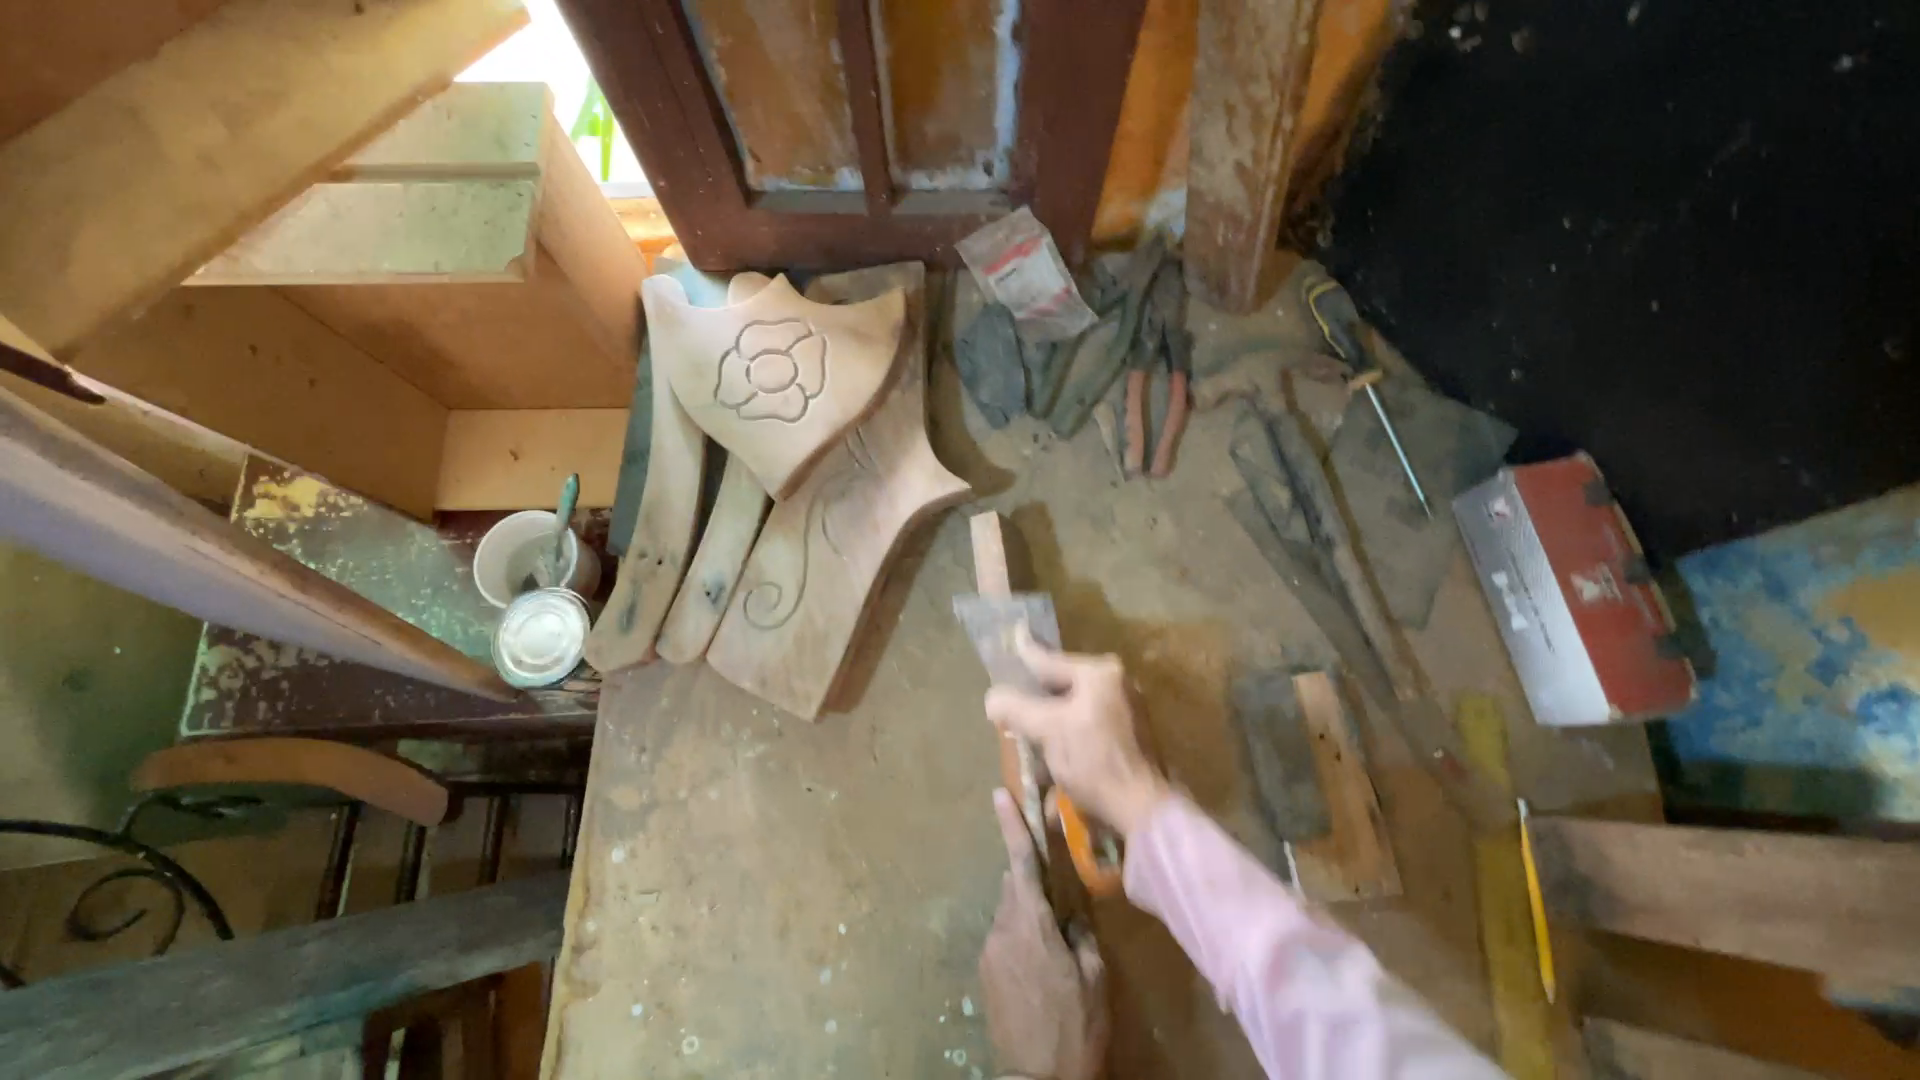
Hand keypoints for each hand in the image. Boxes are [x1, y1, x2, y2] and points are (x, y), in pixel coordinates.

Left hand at [980, 789, 1107, 1079]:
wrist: (1039, 1079)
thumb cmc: (1076, 1025)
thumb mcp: (1094, 977)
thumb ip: (1080, 934)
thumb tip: (1069, 914)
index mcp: (1031, 924)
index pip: (1021, 863)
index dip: (1011, 825)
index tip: (999, 794)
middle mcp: (1002, 930)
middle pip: (1015, 887)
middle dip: (1033, 884)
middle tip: (1058, 904)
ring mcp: (989, 952)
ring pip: (1009, 914)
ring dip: (1028, 917)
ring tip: (1054, 950)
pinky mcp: (984, 972)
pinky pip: (1003, 939)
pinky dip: (1021, 940)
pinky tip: (1041, 971)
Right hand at [984, 628, 1170, 836]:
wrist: (1141, 809)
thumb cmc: (1094, 761)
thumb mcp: (1047, 730)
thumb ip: (1015, 708)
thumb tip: (993, 698)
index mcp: (1101, 673)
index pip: (1051, 660)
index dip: (1026, 652)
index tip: (1014, 634)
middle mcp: (1118, 684)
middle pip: (1063, 685)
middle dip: (1036, 698)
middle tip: (1013, 700)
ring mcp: (1127, 710)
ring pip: (1074, 708)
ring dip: (1050, 722)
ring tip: (1029, 733)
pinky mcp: (1130, 736)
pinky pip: (1088, 726)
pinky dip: (1068, 736)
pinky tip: (1053, 755)